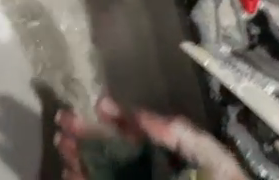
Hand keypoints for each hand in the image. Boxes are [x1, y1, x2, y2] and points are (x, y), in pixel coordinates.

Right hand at [56, 99, 246, 179]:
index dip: (117, 116)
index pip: (136, 132)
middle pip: (111, 149)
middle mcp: (145, 171)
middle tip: (65, 120)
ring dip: (78, 156)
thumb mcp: (215, 162)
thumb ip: (183, 136)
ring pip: (98, 169)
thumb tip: (139, 115)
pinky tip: (69, 173)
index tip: (100, 105)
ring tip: (62, 144)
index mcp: (166, 157)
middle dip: (87, 133)